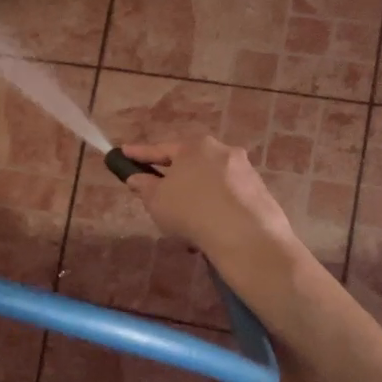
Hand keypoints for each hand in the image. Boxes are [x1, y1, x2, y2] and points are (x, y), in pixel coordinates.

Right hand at [120, 137, 304, 269]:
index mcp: (194, 147)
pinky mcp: (258, 189)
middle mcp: (222, 151)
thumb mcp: (155, 199)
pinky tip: (205, 224)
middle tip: (157, 188)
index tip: (123, 152)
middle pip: (189, 162)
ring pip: (208, 179)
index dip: (138, 153)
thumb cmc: (190, 209)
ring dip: (194, 192)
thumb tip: (137, 178)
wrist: (244, 234)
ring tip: (183, 216)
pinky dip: (212, 204)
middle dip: (172, 174)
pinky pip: (225, 194)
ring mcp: (244, 169)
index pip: (159, 149)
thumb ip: (143, 185)